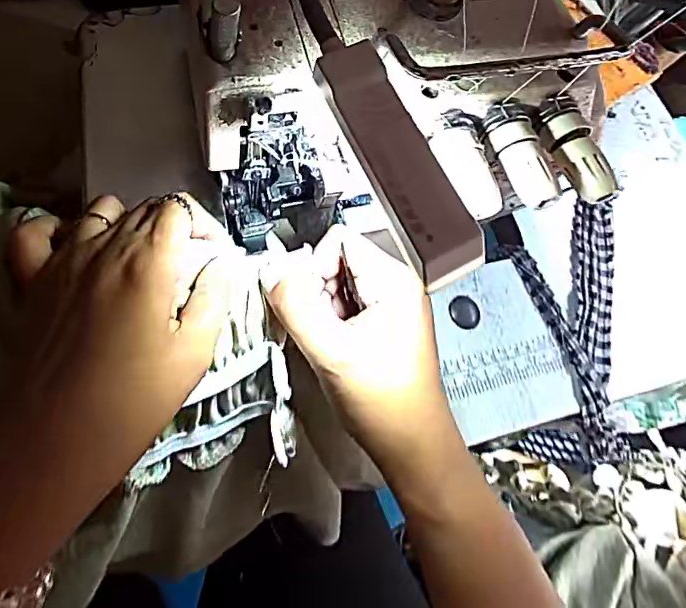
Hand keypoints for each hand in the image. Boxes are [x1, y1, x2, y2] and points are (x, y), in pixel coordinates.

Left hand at [0, 193, 240, 576]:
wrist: (54, 442)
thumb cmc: (132, 401)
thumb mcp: (194, 352)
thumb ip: (215, 295)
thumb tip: (222, 263)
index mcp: (148, 259)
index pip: (178, 207)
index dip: (201, 225)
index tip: (210, 256)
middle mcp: (105, 246)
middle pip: (145, 208)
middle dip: (172, 228)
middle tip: (182, 267)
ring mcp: (64, 258)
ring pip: (101, 210)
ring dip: (125, 223)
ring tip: (135, 259)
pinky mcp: (32, 279)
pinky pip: (35, 231)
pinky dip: (57, 228)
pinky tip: (75, 248)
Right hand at [262, 226, 465, 492]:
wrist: (413, 445)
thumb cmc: (386, 403)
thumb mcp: (332, 353)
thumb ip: (297, 308)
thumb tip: (272, 274)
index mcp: (393, 279)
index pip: (338, 239)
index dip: (313, 266)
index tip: (304, 302)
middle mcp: (395, 282)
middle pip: (336, 259)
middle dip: (316, 291)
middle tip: (317, 330)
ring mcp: (390, 302)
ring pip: (337, 282)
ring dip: (321, 309)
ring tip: (329, 344)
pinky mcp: (383, 321)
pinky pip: (345, 303)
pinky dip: (330, 322)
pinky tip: (335, 349)